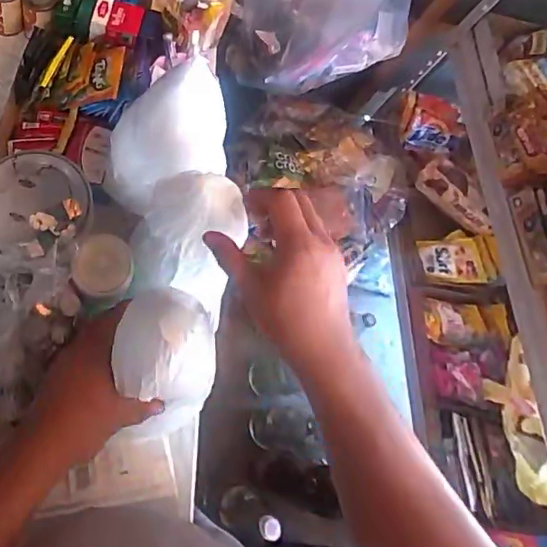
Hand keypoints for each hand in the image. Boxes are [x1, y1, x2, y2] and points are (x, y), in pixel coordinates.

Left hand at [25, 306, 161, 465]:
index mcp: (94, 347)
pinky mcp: (57, 373)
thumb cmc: (84, 422)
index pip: (113, 316)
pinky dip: (93, 354)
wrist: (43, 444)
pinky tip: (105, 368)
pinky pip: (79, 354)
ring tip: (127, 346)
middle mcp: (77, 347)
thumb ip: (141, 406)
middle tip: (141, 328)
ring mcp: (64, 359)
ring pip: (88, 339)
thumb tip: (161, 403)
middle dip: (119, 324)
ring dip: (105, 339)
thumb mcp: (118, 416)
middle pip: (99, 325)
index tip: (147, 309)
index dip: (130, 309)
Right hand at [206, 189, 359, 386]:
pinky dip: (300, 230)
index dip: (261, 196)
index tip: (244, 205)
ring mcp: (333, 250)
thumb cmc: (284, 320)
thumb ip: (230, 256)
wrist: (325, 350)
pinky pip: (318, 232)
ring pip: (312, 216)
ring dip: (289, 215)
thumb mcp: (251, 287)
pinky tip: (284, 254)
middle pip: (301, 201)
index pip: (283, 200)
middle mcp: (321, 239)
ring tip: (266, 235)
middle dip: (276, 201)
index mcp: (300, 242)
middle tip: (254, 215)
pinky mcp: (338, 263)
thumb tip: (209, 235)